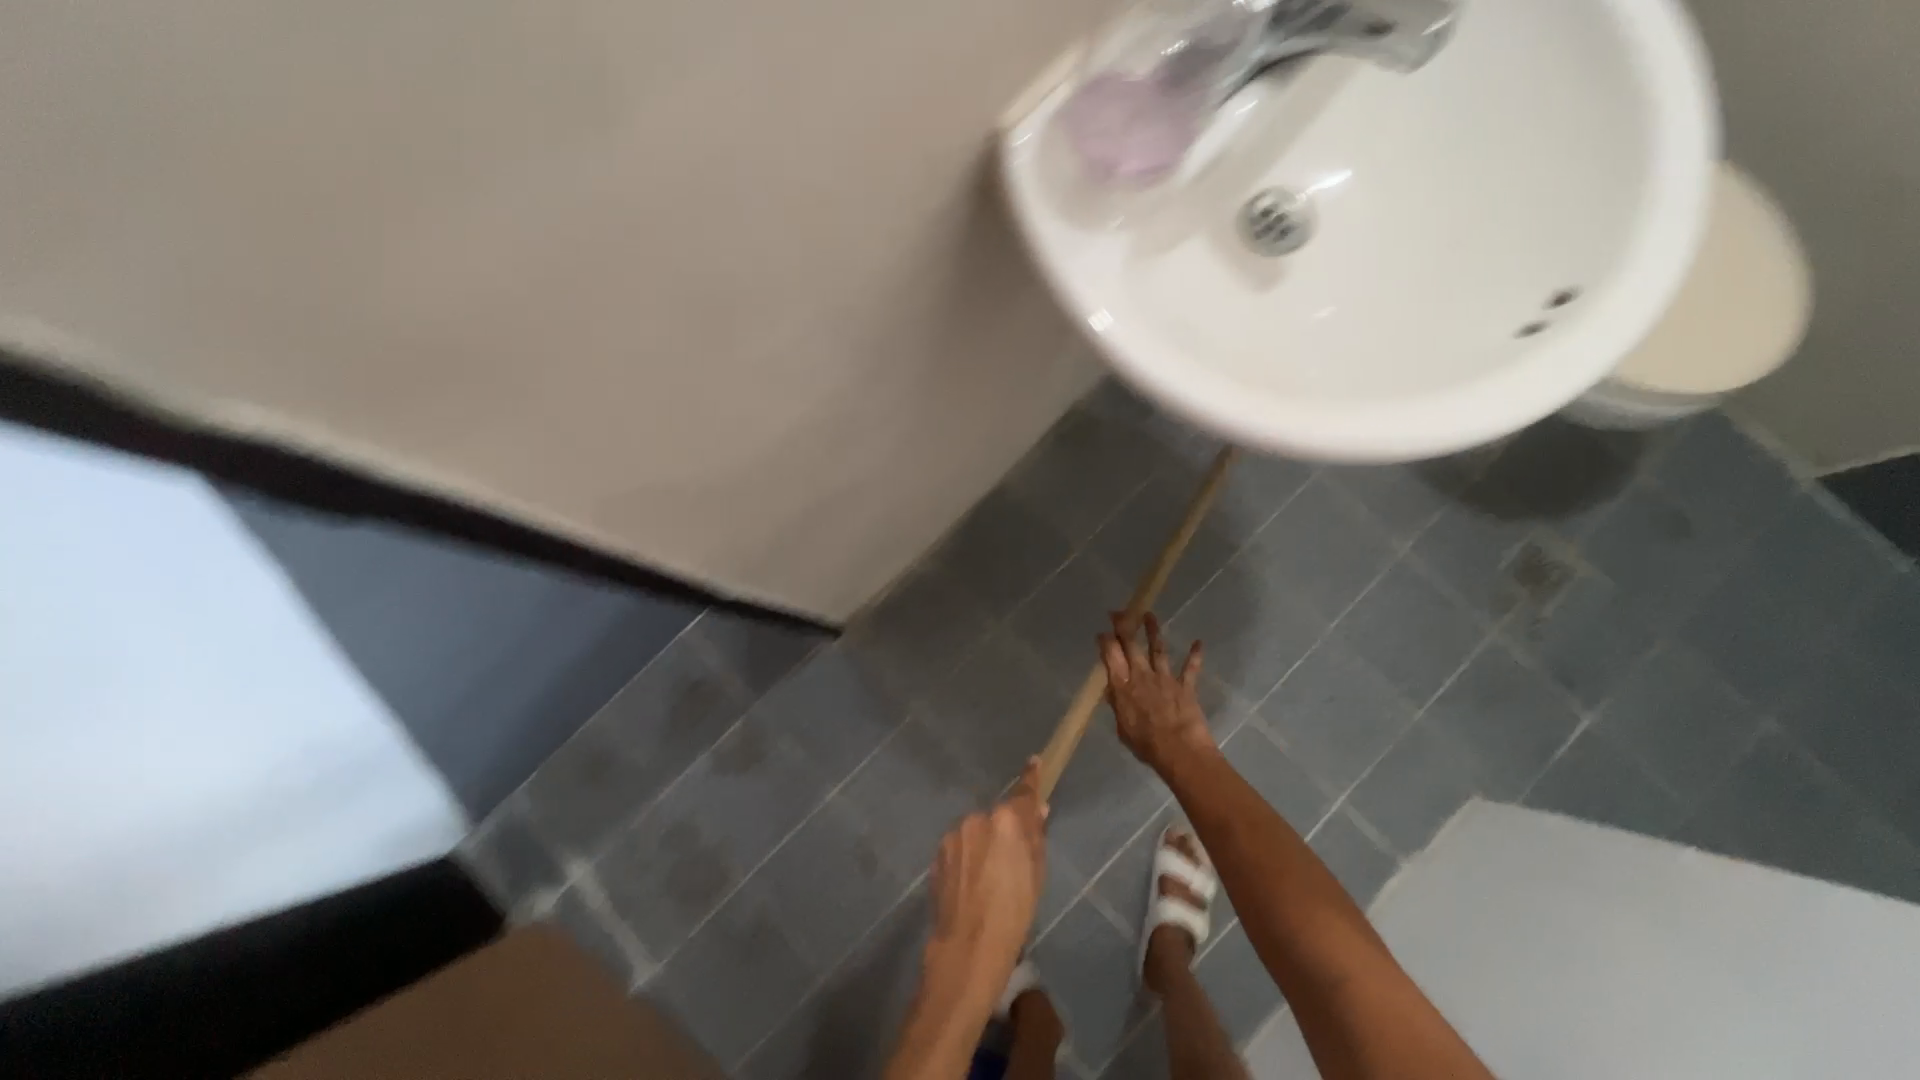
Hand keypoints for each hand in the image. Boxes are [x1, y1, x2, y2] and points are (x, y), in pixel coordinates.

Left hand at [924, 759, 1049, 1007]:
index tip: (1035, 762)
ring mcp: (953, 835)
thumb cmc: (1014, 912)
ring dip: (984, 845)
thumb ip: (1035, 837)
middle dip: (1005, 830)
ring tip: (990, 880)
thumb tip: (1037, 811)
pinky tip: (972, 884)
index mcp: (1006, 821)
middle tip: (1013, 861)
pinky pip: (960, 848)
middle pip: (997, 817)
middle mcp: (977, 819)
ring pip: (976, 832)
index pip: (1023, 793)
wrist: (968, 944)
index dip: (1031, 778)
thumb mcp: (1036, 874)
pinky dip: (968, 858)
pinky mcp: (937, 854)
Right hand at [1099, 612, 1213, 771]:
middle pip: (1131, 646)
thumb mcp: (1122, 728)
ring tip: (1149, 614)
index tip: (1102, 633)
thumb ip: (1118, 706)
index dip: (1105, 642)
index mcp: (1123, 688)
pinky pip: (1191, 667)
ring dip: (1153, 630)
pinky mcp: (1185, 685)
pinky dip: (1195, 655)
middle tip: (1119, 612)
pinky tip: (1199, 642)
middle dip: (1124, 626)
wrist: (1179, 751)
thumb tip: (1111, 689)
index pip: (1111, 656)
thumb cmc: (1146, 745)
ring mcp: (1165, 679)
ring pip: (1157, 649)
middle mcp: (1142, 677)